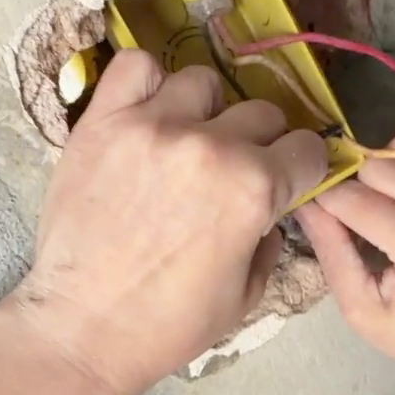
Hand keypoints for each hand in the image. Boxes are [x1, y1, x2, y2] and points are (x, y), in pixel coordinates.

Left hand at [12, 50, 326, 394]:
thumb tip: (271, 209)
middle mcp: (212, 146)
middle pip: (263, 113)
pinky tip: (149, 115)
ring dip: (208, 112)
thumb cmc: (172, 323)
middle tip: (235, 174)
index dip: (303, 170)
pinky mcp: (103, 122)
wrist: (86, 327)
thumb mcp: (249, 294)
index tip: (287, 183)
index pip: (308, 148)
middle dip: (261, 145)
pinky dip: (150, 83)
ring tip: (188, 143)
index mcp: (255, 189)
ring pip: (205, 82)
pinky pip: (137, 67)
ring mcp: (153, 126)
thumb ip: (271, 238)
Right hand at [294, 120, 394, 388]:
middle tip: (347, 215)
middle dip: (351, 183)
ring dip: (390, 159)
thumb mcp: (358, 307)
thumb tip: (303, 200)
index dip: (323, 202)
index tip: (315, 217)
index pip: (351, 197)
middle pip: (379, 162)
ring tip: (383, 194)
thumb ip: (331, 250)